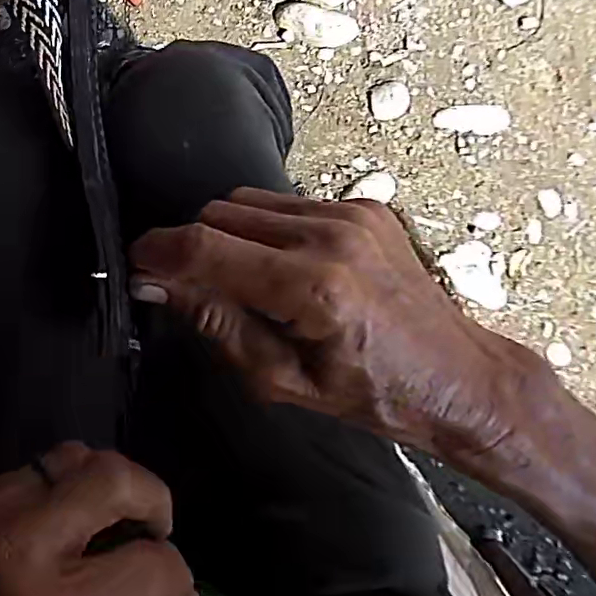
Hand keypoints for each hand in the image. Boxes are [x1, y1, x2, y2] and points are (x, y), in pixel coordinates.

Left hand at [0, 443, 198, 595]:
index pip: (154, 567)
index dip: (177, 582)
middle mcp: (22, 544)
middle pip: (116, 477)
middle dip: (156, 500)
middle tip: (154, 532)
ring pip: (78, 454)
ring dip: (109, 485)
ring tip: (110, 525)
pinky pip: (40, 465)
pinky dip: (68, 484)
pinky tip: (64, 525)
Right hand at [129, 188, 556, 471]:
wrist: (460, 377)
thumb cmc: (372, 393)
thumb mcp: (278, 379)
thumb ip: (214, 323)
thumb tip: (155, 286)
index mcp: (311, 288)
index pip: (204, 247)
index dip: (155, 251)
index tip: (135, 265)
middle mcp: (330, 236)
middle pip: (216, 215)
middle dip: (189, 247)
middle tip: (188, 286)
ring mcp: (350, 214)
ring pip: (243, 203)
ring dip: (223, 236)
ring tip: (240, 279)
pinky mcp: (361, 206)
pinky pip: (280, 202)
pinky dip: (259, 229)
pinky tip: (277, 264)